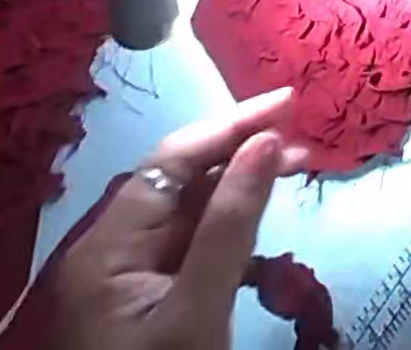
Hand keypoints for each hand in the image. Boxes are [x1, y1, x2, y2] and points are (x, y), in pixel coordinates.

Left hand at [50, 88, 311, 349]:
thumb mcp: (197, 309)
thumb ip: (230, 222)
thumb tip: (268, 138)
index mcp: (108, 248)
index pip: (174, 159)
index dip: (233, 122)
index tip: (289, 102)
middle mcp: (115, 248)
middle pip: (183, 175)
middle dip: (245, 147)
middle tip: (302, 138)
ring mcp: (134, 271)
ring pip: (196, 201)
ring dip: (247, 178)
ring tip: (299, 165)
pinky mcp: (156, 290)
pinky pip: (200, 233)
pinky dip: (239, 214)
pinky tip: (267, 212)